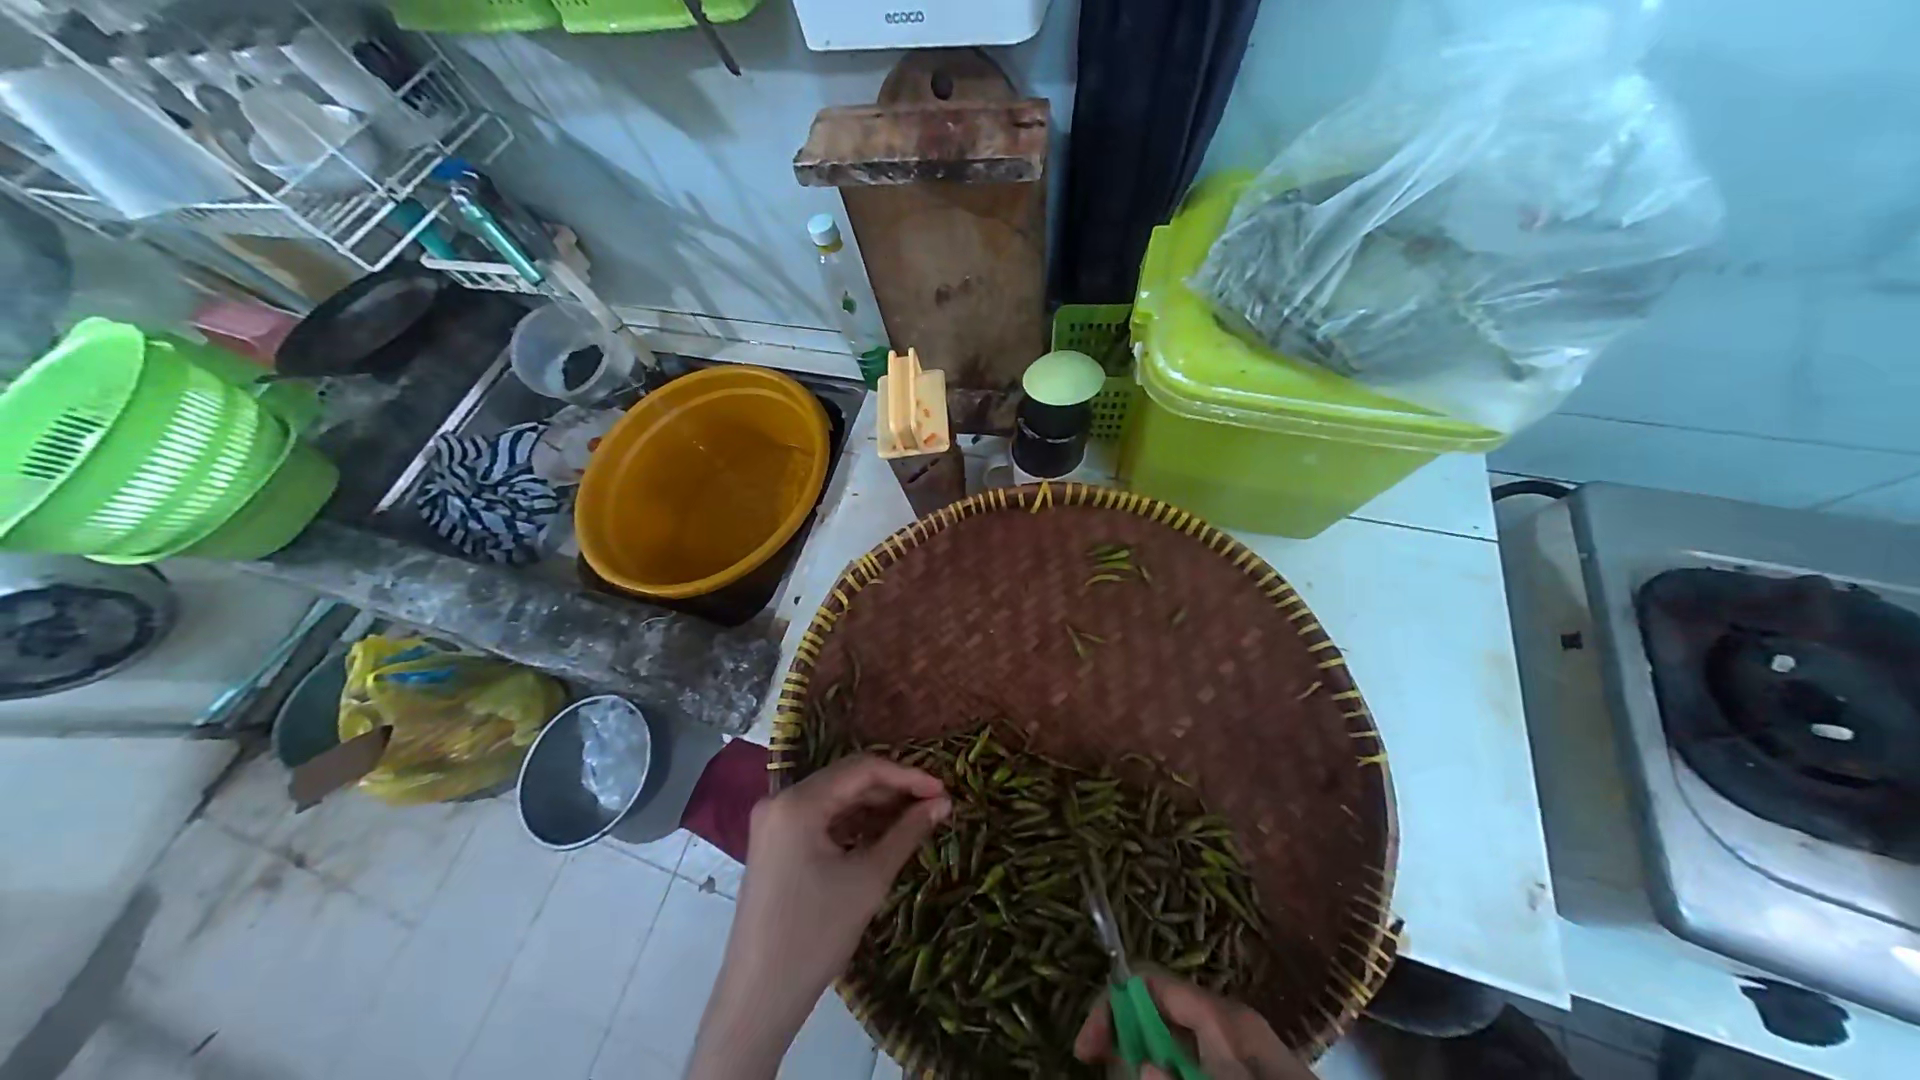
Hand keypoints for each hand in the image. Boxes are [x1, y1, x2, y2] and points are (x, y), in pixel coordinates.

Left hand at [688, 755, 950, 1079]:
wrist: (759, 995)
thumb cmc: (816, 935)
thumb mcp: (869, 879)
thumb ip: (907, 832)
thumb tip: (944, 803)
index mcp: (798, 802)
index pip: (862, 769)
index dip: (907, 775)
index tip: (943, 789)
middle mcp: (781, 800)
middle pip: (847, 779)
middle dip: (892, 789)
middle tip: (934, 804)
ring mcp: (774, 821)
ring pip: (835, 798)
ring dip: (875, 806)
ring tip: (915, 819)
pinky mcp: (775, 841)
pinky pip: (821, 818)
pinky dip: (853, 823)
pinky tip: (882, 835)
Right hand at [1074, 974, 1314, 1079]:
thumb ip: (1182, 1076)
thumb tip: (1138, 1064)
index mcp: (1221, 1013)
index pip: (1147, 980)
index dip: (1110, 1007)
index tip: (1085, 1051)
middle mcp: (1224, 1022)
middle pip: (1155, 1013)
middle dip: (1126, 1042)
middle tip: (1106, 1070)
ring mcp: (1235, 1048)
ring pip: (1171, 1041)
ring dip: (1146, 1059)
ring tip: (1133, 1073)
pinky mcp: (1241, 1067)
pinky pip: (1192, 1058)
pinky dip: (1172, 1067)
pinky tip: (1164, 1076)